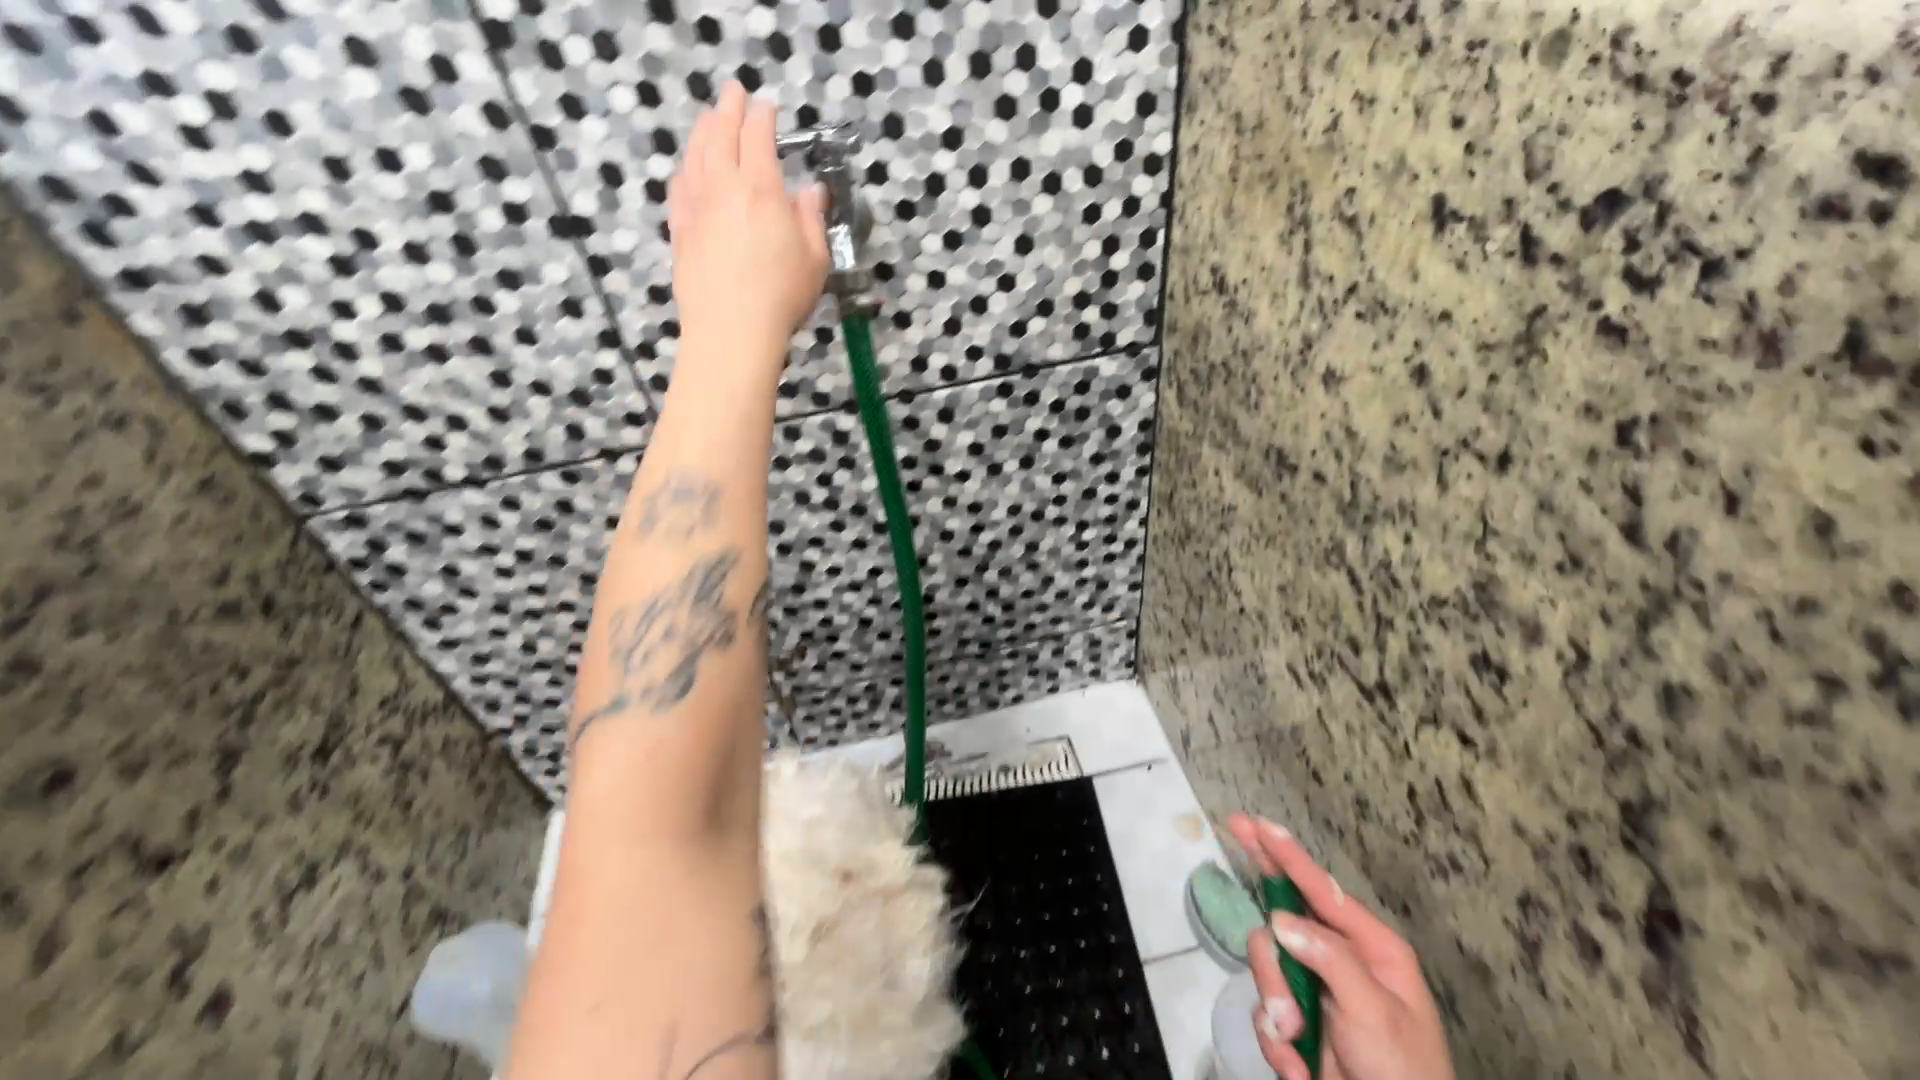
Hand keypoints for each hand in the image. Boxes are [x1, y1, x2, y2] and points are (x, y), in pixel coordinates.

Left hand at [668, 81, 828, 367]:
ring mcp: (696, 208)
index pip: (758, 137)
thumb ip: (811, 219)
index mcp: (760, 190)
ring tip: (708, 120)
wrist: (731, 331)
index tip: (767, 106)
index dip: (763, 116)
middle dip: (727, 109)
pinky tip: (686, 168)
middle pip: (720, 135)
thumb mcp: (815, 258)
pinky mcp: (680, 232)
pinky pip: (678, 189)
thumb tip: (810, 193)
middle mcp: (723, 189)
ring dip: (702, 132)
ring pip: (694, 157)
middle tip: (732, 92)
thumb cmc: (781, 296)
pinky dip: (684, 170)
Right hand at [1227, 815, 1454, 1079]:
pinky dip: (1276, 1042)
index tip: (1252, 823)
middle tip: (1277, 992)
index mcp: (1371, 948)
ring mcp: (1314, 990)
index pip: (1320, 889)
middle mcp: (1338, 960)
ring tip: (1298, 1041)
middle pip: (1282, 926)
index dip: (1285, 854)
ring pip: (1267, 967)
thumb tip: (1281, 920)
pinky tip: (1299, 1067)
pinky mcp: (1295, 1022)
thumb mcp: (1375, 1013)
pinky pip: (1264, 1011)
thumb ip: (1329, 960)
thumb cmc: (1403, 1072)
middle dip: (1274, 960)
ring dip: (1275, 1006)